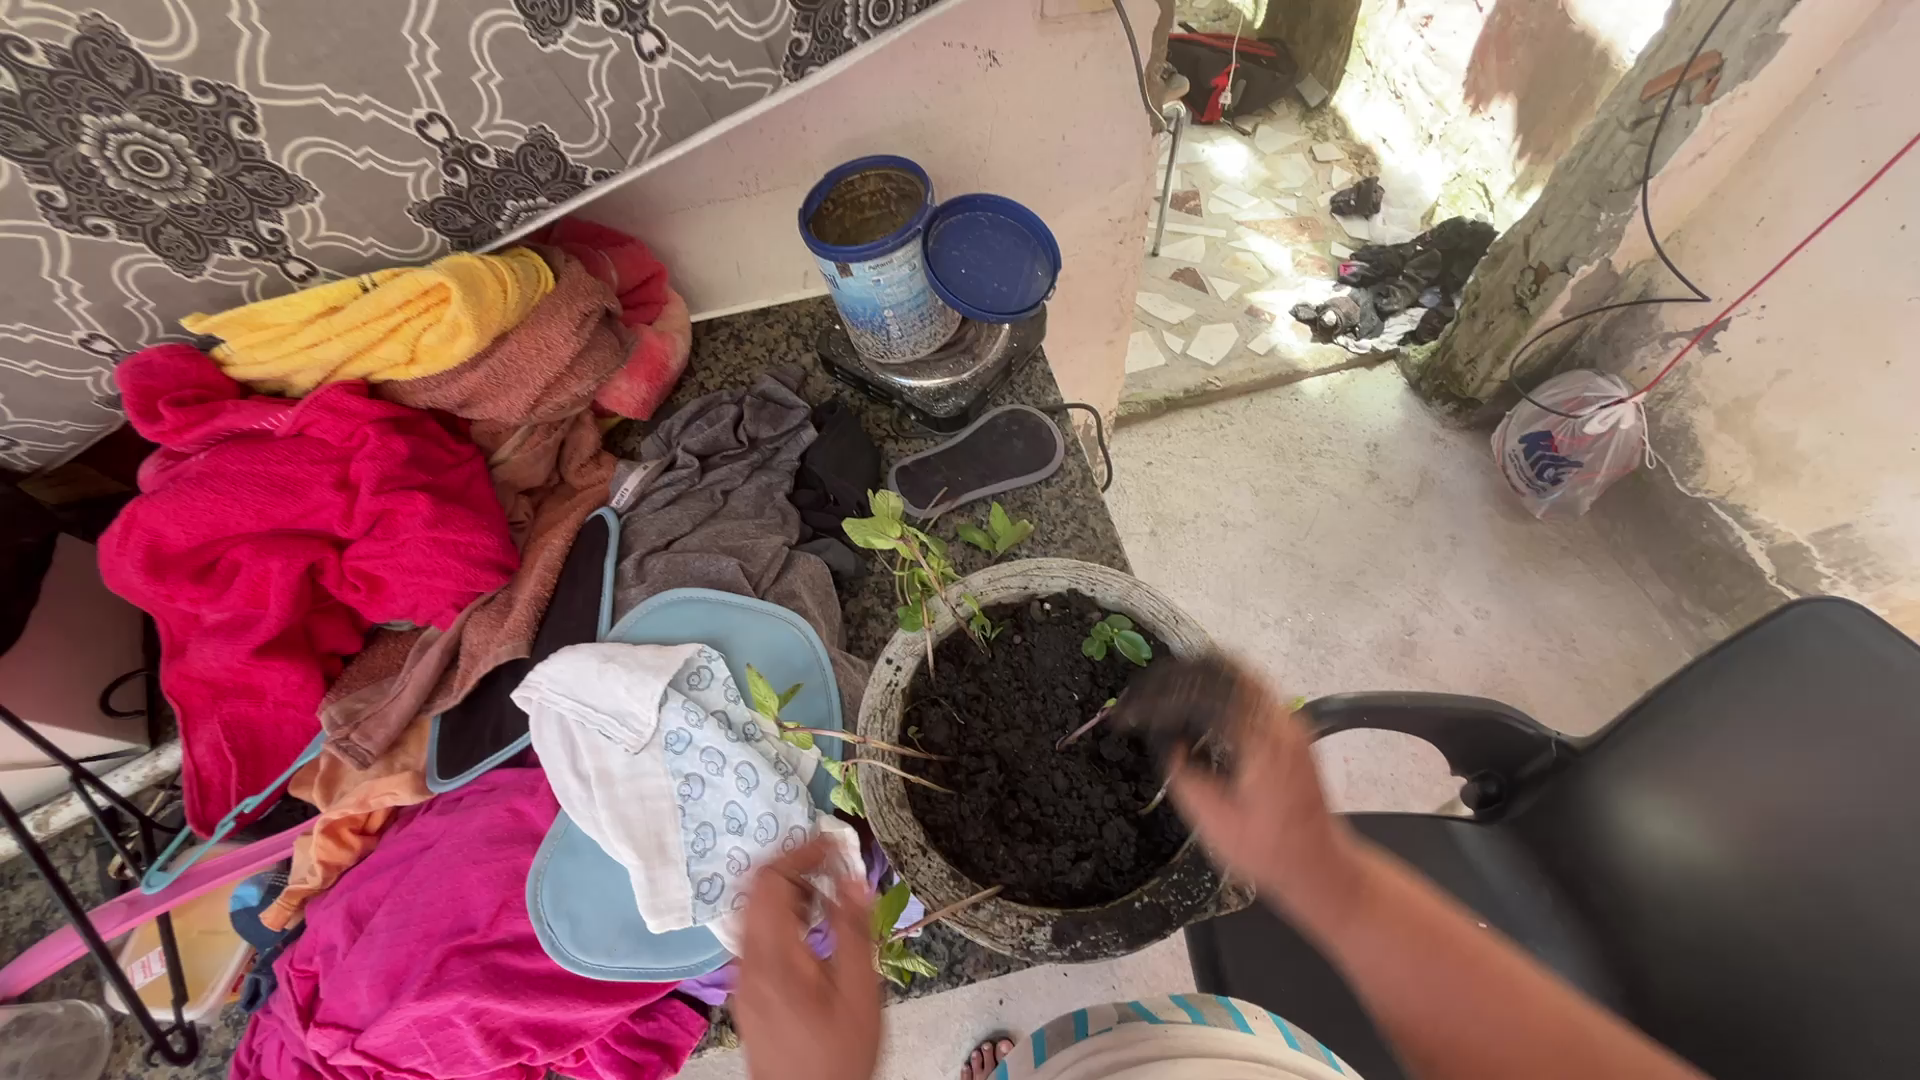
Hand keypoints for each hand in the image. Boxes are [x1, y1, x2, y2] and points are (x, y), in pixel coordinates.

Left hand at [734, 835, 881, 1079]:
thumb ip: (854, 930)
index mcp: (772, 957)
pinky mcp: (747, 991)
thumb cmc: (839, 1056)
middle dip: (793, 866)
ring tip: (827, 892)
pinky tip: (811, 925)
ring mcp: (742, 978)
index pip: (769, 880)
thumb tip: (855, 878)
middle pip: (755, 889)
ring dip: (786, 890)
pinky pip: (755, 933)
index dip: (799, 852)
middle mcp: (747, 962)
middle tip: (831, 864)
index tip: (832, 844)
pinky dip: (780, 913)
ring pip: (753, 910)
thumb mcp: (859, 992)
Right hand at [1165, 662, 1358, 915]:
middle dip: (1173, 678)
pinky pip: (1247, 685)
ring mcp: (1289, 720)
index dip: (1159, 699)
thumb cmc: (1268, 852)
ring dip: (1193, 676)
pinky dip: (1213, 684)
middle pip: (1220, 671)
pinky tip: (1191, 697)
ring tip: (1160, 691)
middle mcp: (1280, 721)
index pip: (1201, 696)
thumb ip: (1183, 773)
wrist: (1320, 866)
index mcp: (1261, 743)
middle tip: (1142, 694)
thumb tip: (1166, 738)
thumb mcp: (1213, 820)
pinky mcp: (1289, 726)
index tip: (1133, 713)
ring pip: (1236, 671)